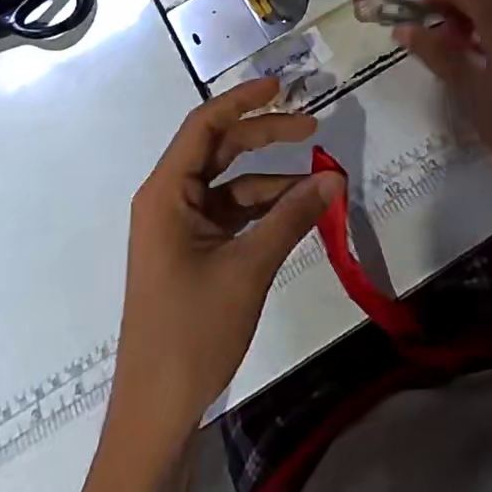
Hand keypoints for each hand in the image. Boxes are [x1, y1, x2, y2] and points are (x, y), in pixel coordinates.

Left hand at [87, 77, 339, 491]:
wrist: (158, 405)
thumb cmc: (193, 329)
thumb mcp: (248, 266)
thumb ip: (292, 217)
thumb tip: (334, 178)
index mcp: (166, 192)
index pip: (204, 126)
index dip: (242, 100)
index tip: (280, 86)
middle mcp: (170, 199)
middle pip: (220, 150)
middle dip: (265, 136)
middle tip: (312, 127)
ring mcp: (181, 226)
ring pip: (231, 185)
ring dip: (272, 182)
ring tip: (321, 183)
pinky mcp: (194, 249)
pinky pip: (232, 214)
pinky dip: (265, 211)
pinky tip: (300, 213)